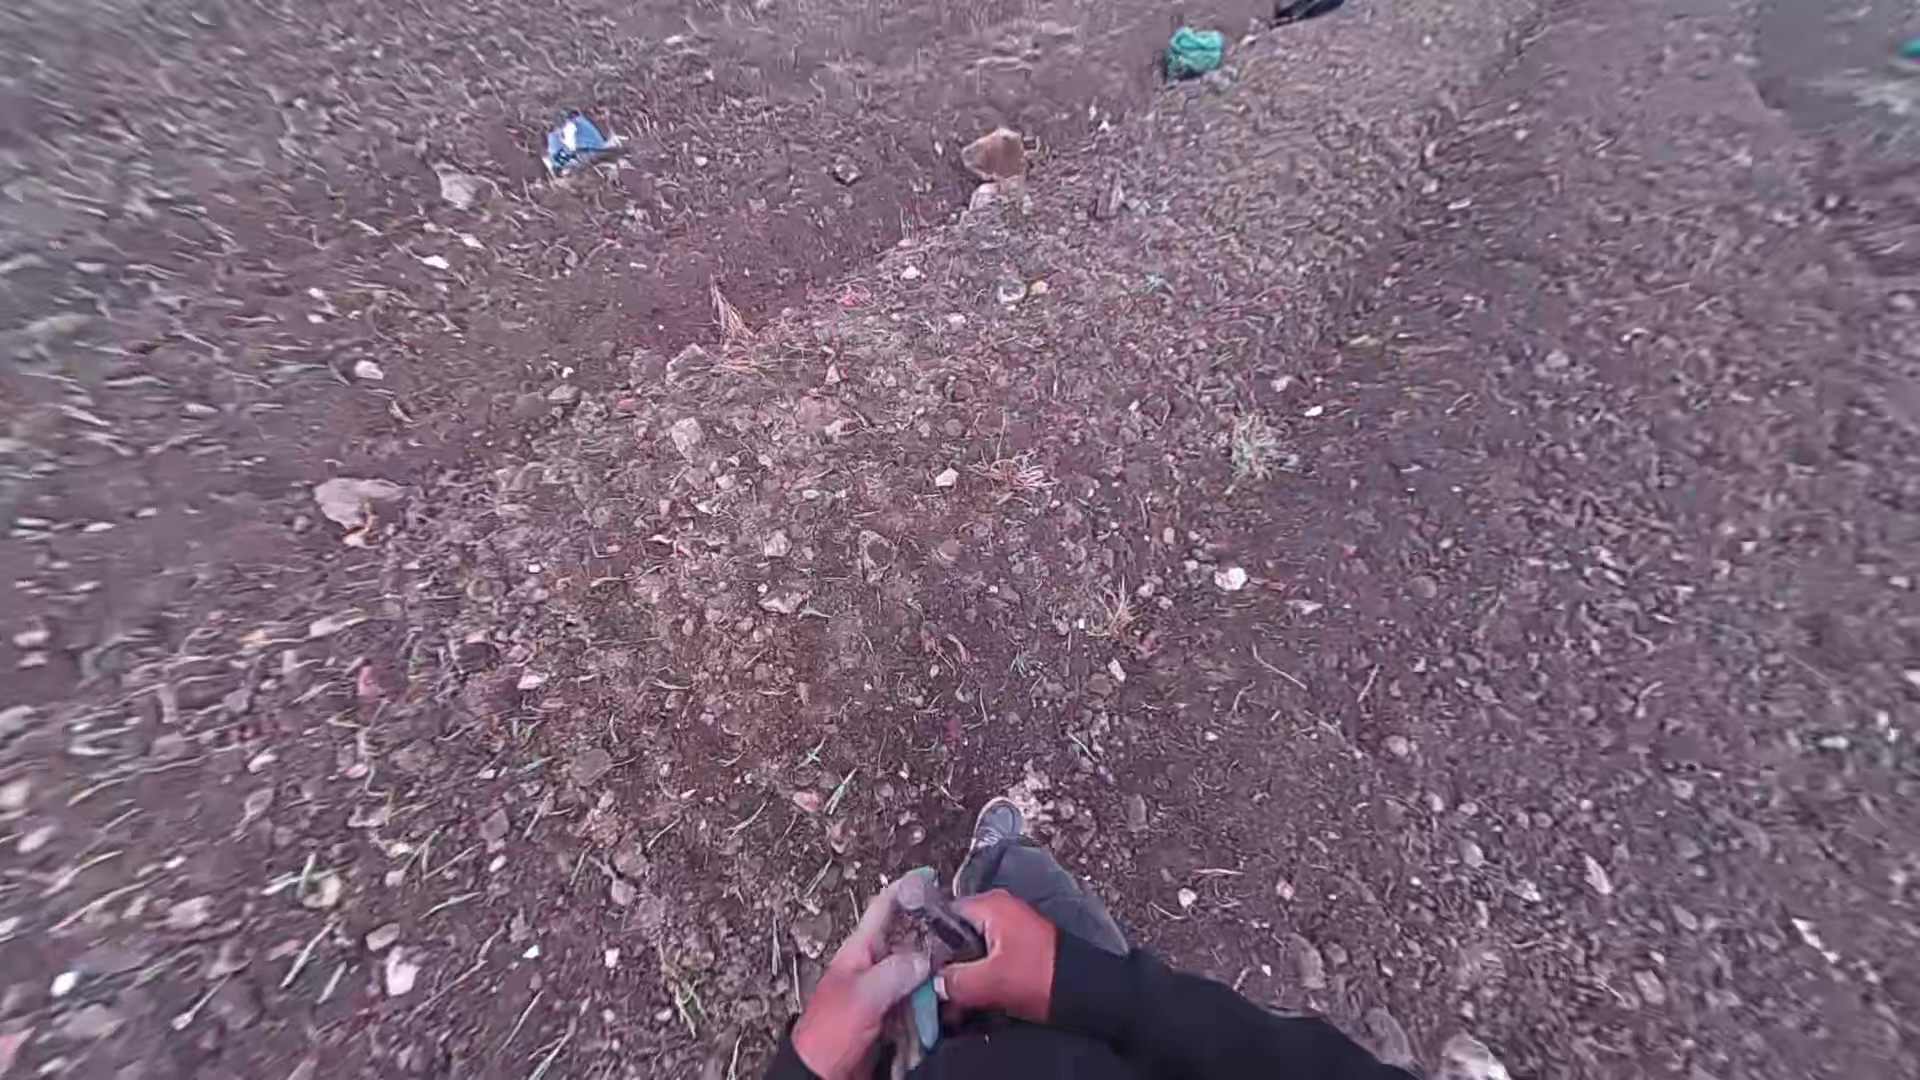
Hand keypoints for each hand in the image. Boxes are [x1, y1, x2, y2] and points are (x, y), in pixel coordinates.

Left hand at [792, 876, 930, 1079]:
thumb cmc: (826, 1036)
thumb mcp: (863, 995)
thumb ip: (895, 970)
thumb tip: (923, 956)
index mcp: (858, 950)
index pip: (884, 907)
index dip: (905, 888)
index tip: (928, 876)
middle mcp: (871, 966)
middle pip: (905, 938)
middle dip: (928, 934)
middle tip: (952, 932)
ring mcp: (879, 992)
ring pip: (912, 970)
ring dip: (930, 973)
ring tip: (949, 970)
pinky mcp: (886, 1017)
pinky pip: (913, 1001)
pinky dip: (926, 1001)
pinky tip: (939, 1003)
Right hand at [935, 890, 1057, 1022]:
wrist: (1083, 987)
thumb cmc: (1036, 975)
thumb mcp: (992, 981)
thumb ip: (957, 981)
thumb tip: (935, 983)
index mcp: (989, 904)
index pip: (947, 915)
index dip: (935, 943)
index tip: (929, 971)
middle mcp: (998, 906)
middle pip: (960, 931)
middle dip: (951, 962)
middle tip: (945, 991)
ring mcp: (1011, 922)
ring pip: (976, 945)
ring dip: (967, 971)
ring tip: (961, 998)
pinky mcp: (1020, 941)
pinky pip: (991, 952)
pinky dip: (983, 971)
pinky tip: (980, 994)